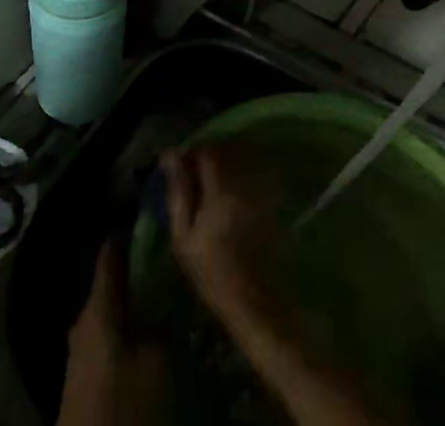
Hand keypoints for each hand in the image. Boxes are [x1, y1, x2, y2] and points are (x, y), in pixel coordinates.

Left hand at [58, 239, 164, 425]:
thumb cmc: (126, 406)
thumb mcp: (160, 360)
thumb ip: (164, 321)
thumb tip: (170, 297)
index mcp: (97, 309)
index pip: (112, 254)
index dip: (131, 228)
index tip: (153, 207)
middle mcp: (84, 321)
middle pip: (114, 279)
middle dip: (140, 263)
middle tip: (173, 247)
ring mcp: (82, 349)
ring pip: (114, 305)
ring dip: (137, 294)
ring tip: (169, 282)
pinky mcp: (87, 373)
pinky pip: (112, 330)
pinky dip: (131, 319)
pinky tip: (153, 321)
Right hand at [159, 146, 285, 327]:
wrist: (254, 297)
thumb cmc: (212, 272)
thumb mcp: (183, 235)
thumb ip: (178, 190)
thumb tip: (169, 155)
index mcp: (222, 189)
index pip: (209, 150)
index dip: (193, 154)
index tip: (182, 170)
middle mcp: (247, 180)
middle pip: (229, 148)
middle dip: (211, 156)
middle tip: (196, 178)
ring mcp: (265, 187)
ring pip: (245, 156)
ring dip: (228, 162)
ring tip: (213, 185)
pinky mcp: (275, 196)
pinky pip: (259, 170)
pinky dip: (245, 172)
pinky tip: (234, 193)